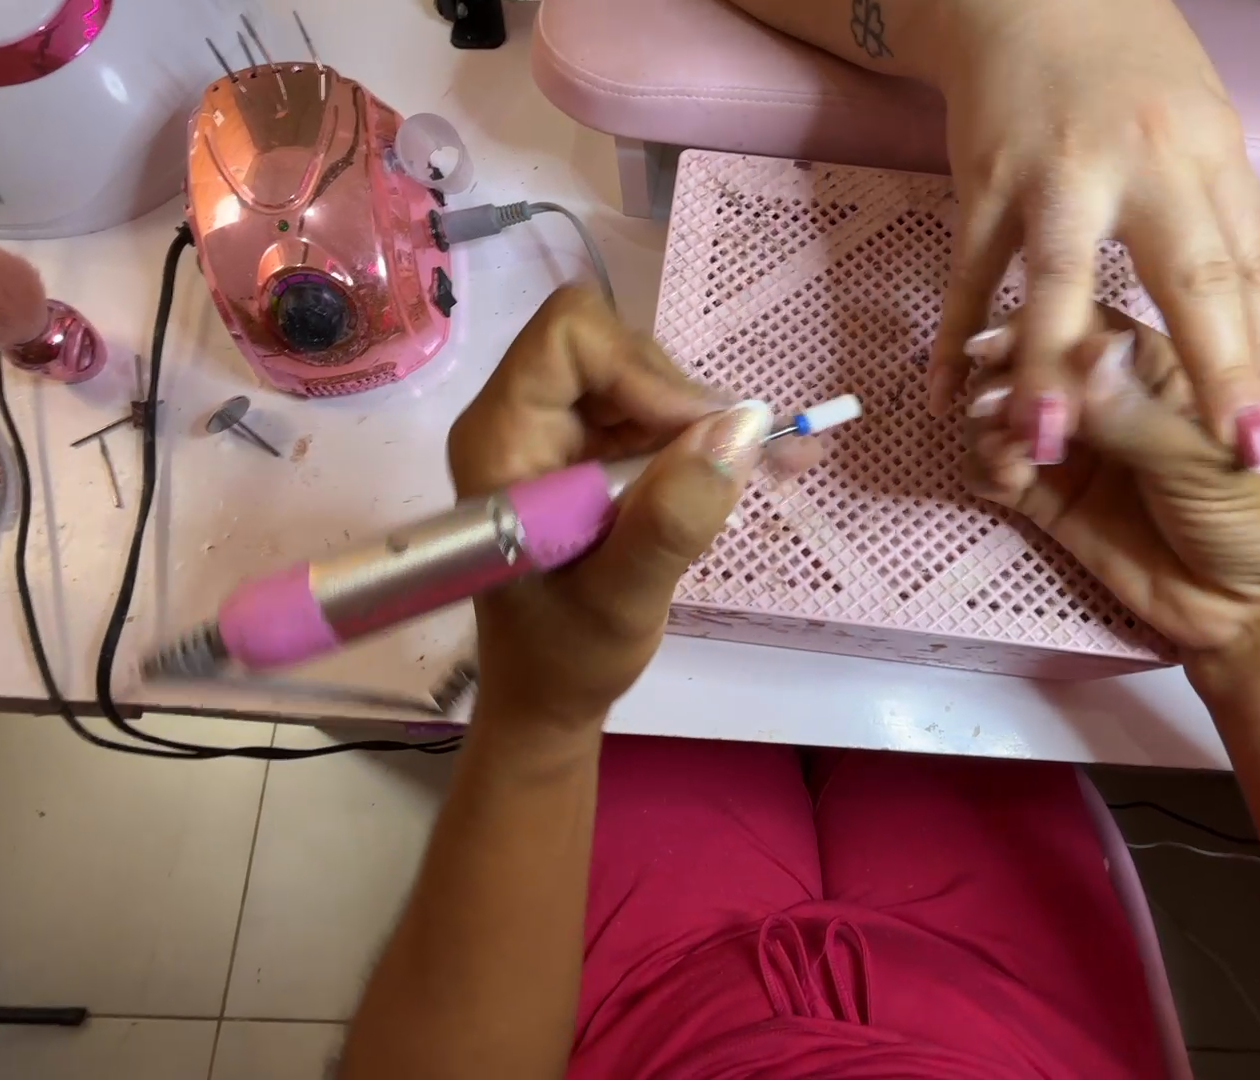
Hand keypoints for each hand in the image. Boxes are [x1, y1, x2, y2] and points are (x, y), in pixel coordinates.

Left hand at [447, 289, 779, 728]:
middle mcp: (525, 420)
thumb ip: (673, 518)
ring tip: (757, 470)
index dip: (641, 370)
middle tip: (735, 462)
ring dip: (703, 424)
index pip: (570, 337)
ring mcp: (560, 436)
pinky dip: (704, 442)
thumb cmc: (566, 658)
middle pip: (615, 352)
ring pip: (644, 381)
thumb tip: (744, 427)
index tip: (695, 434)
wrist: (550, 693)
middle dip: (682, 402)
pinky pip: (655, 418)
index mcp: (502, 438)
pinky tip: (749, 470)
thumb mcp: (622, 598)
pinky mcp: (591, 456)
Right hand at [928, 0, 1259, 473]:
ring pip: (1056, 284)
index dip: (1258, 353)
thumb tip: (1228, 322)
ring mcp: (1055, 176)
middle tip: (1228, 453)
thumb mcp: (1194, 126)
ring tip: (1049, 442)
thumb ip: (1208, 218)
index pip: (1250, 266)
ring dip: (1050, 368)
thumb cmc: (1121, 65)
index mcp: (1210, 150)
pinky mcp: (983, 188)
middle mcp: (1145, 161)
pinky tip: (943, 393)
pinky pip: (965, 277)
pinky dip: (952, 338)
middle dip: (1210, 370)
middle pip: (1187, 275)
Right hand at [963, 305, 1259, 657]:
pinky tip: (1002, 482)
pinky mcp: (1046, 502)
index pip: (1082, 331)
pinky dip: (983, 470)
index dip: (1035, 333)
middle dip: (1004, 386)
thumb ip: (1135, 415)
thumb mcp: (1205, 461)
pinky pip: (994, 474)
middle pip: (1028, 373)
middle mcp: (1100, 406)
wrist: (1257, 613)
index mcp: (1152, 375)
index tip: (995, 348)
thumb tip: (1082, 354)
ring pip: (1002, 421)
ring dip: (989, 430)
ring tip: (1007, 458)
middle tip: (998, 413)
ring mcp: (1070, 455)